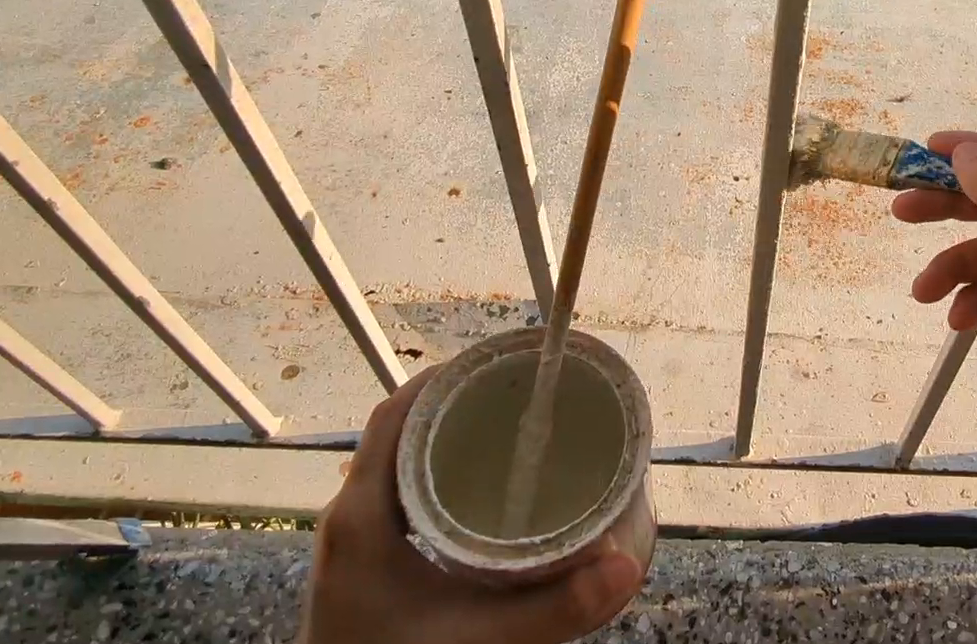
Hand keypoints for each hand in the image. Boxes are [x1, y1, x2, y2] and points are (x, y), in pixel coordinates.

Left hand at [299, 370, 643, 643]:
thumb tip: (627, 567)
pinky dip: (438, 475)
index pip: (394, 417)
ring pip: (399, 463)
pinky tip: (479, 491)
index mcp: (363, 517)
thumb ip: (552, 611)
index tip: (497, 365)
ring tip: (508, 431)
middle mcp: (350, 518)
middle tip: (520, 396)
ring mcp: (353, 544)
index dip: (442, 379)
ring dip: (446, 439)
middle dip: (458, 404)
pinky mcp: (364, 567)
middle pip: (402, 432)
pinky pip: (401, 494)